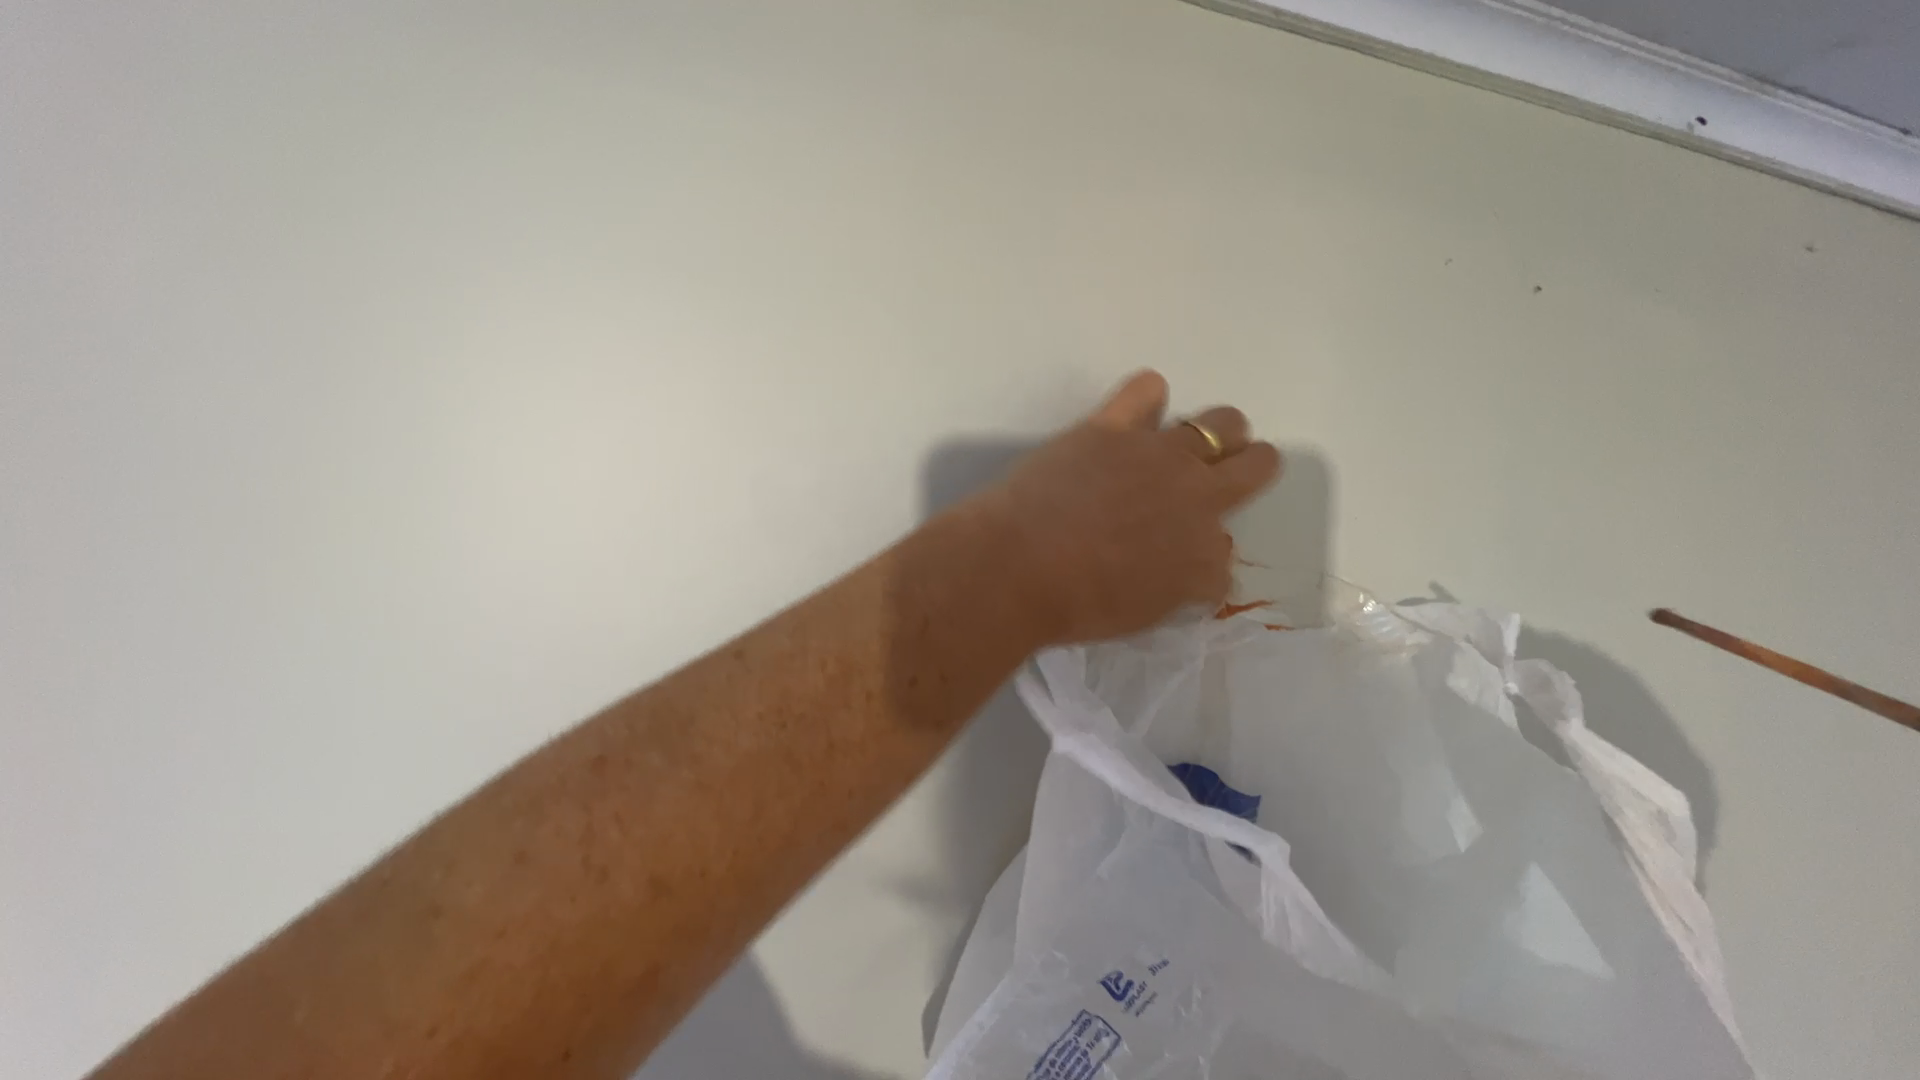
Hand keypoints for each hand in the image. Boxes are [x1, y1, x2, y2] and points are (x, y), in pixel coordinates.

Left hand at [981, 370, 1281, 645]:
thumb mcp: (1142, 614)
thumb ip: (1175, 587)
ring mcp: (1159, 456)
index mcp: (1204, 556)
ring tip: (1191, 442)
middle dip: (1249, 468)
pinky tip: (1137, 410)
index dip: (1205, 554)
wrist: (1020, 567)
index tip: (1182, 558)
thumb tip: (1186, 570)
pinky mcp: (1113, 427)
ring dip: (1217, 432)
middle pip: (1256, 466)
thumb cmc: (1075, 606)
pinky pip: (1145, 389)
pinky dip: (1147, 396)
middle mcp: (1198, 498)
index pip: (1226, 551)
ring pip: (1221, 423)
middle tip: (1224, 474)